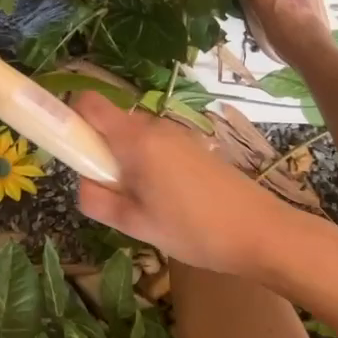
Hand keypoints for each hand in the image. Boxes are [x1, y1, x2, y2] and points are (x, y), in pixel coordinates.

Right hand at [70, 91, 301, 276]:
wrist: (266, 235)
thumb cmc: (195, 229)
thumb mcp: (135, 224)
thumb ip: (97, 200)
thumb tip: (81, 183)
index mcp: (134, 139)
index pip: (87, 102)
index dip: (71, 117)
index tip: (73, 150)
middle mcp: (153, 126)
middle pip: (109, 122)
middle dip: (100, 150)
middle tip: (113, 189)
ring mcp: (177, 134)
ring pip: (133, 136)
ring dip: (126, 159)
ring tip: (144, 201)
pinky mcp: (195, 146)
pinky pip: (156, 144)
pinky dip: (149, 163)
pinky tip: (169, 200)